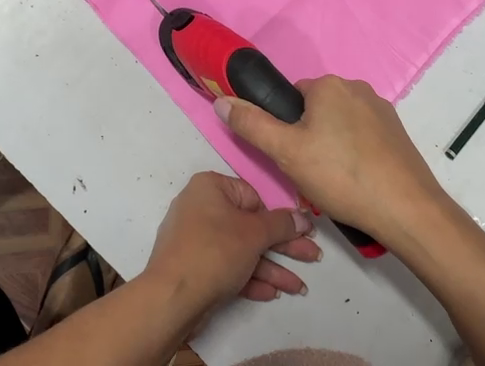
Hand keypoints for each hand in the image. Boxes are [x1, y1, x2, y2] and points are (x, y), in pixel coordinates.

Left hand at [142, 172, 321, 311]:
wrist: (172, 296)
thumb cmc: (215, 251)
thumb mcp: (254, 234)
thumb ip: (281, 225)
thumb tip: (302, 218)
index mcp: (211, 187)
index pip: (253, 197)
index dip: (277, 217)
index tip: (300, 233)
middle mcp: (201, 207)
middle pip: (250, 226)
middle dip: (283, 247)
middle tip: (312, 258)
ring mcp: (195, 239)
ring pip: (241, 250)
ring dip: (271, 268)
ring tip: (299, 287)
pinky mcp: (194, 267)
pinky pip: (227, 267)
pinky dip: (249, 278)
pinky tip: (272, 292)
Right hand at [216, 75, 444, 246]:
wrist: (406, 210)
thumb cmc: (341, 176)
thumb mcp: (286, 152)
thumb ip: (251, 125)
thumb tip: (222, 101)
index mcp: (329, 85)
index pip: (293, 98)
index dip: (286, 128)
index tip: (290, 156)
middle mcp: (357, 88)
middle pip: (317, 112)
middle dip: (310, 139)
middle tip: (309, 175)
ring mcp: (382, 111)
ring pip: (341, 127)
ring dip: (332, 149)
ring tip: (334, 184)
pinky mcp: (399, 135)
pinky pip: (364, 140)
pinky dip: (356, 158)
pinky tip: (357, 185)